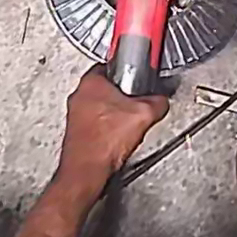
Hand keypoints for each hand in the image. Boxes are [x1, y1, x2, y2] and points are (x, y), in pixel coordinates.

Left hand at [55, 67, 168, 192]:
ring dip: (113, 111)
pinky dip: (105, 126)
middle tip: (134, 103)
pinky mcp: (76, 131)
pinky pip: (94, 121)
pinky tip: (116, 137)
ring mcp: (75, 114)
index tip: (134, 76)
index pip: (110, 65)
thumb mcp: (144, 115)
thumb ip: (157, 101)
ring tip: (126, 122)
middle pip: (105, 86)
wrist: (87, 170)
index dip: (126, 71)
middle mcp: (79, 95)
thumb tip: (161, 101)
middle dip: (121, 94)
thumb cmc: (104, 141)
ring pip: (99, 105)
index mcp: (91, 82)